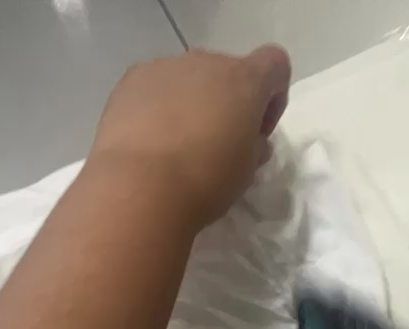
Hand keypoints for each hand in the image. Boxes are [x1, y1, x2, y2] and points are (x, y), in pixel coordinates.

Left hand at [88, 46, 292, 228]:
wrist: (142, 185)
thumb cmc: (207, 180)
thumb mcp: (247, 172)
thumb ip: (255, 147)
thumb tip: (251, 140)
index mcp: (244, 81)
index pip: (275, 65)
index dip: (273, 97)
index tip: (259, 133)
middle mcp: (207, 63)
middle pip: (228, 73)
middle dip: (230, 105)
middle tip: (220, 149)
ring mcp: (167, 66)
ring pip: (191, 80)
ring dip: (194, 106)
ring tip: (181, 150)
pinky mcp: (133, 79)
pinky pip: (157, 88)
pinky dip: (161, 109)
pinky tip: (154, 144)